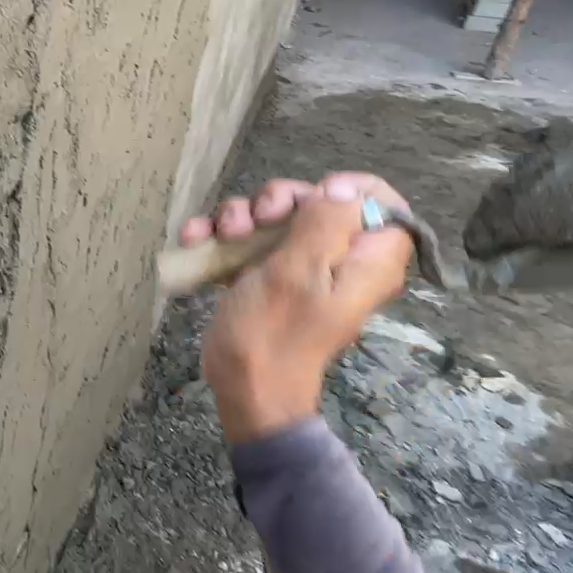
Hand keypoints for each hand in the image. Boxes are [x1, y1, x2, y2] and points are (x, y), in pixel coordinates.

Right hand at [179, 173, 414, 443]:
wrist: (244, 386)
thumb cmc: (275, 331)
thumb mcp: (299, 272)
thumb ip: (326, 224)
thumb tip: (343, 187)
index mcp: (367, 259)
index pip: (378, 203)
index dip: (344, 190)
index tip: (308, 199)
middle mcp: (338, 258)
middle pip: (316, 203)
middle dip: (276, 202)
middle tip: (257, 219)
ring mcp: (297, 267)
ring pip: (273, 219)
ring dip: (238, 218)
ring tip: (219, 235)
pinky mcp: (262, 276)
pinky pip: (244, 242)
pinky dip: (218, 237)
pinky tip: (194, 241)